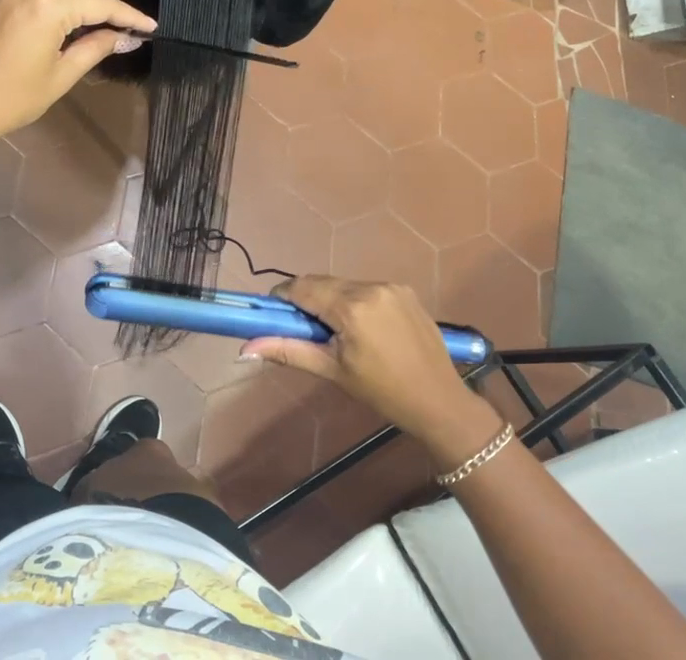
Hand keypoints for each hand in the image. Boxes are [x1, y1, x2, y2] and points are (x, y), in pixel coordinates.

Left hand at [0, 0, 154, 143]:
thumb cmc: (12, 99)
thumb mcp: (60, 76)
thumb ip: (95, 49)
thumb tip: (124, 37)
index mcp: (46, 7)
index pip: (99, 3)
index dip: (128, 14)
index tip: (150, 26)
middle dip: (106, 6)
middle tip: (129, 26)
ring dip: (79, 3)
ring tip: (100, 24)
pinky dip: (52, 4)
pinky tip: (63, 22)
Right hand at [241, 276, 500, 462]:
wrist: (440, 402)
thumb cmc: (382, 392)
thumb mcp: (332, 371)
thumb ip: (288, 351)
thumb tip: (244, 348)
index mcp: (352, 308)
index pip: (301, 287)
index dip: (282, 298)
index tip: (275, 316)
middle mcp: (371, 287)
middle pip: (321, 282)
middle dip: (305, 300)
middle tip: (303, 330)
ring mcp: (391, 287)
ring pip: (342, 284)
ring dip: (329, 300)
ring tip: (335, 333)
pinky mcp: (405, 291)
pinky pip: (364, 288)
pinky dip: (352, 301)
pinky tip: (360, 329)